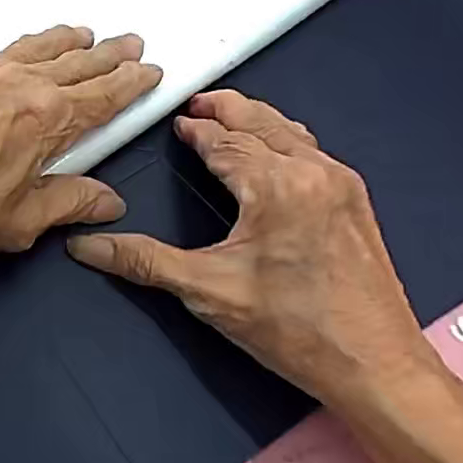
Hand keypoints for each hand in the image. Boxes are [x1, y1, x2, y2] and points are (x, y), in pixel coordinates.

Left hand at [0, 22, 161, 293]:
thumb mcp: (21, 220)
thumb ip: (69, 203)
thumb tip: (107, 202)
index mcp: (49, 120)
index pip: (104, 96)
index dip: (131, 84)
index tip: (149, 71)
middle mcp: (20, 86)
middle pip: (76, 63)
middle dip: (108, 55)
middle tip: (129, 43)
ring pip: (32, 46)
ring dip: (60, 39)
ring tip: (80, 32)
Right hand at [66, 91, 436, 405]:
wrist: (371, 362)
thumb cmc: (298, 328)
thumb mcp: (205, 291)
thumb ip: (143, 262)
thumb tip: (91, 247)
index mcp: (277, 187)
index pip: (225, 143)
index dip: (196, 131)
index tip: (179, 123)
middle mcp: (316, 175)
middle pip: (263, 123)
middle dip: (228, 107)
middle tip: (202, 101)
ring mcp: (342, 188)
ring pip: (293, 134)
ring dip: (258, 119)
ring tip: (232, 116)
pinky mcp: (354, 206)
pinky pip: (314, 153)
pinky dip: (285, 140)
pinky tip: (276, 153)